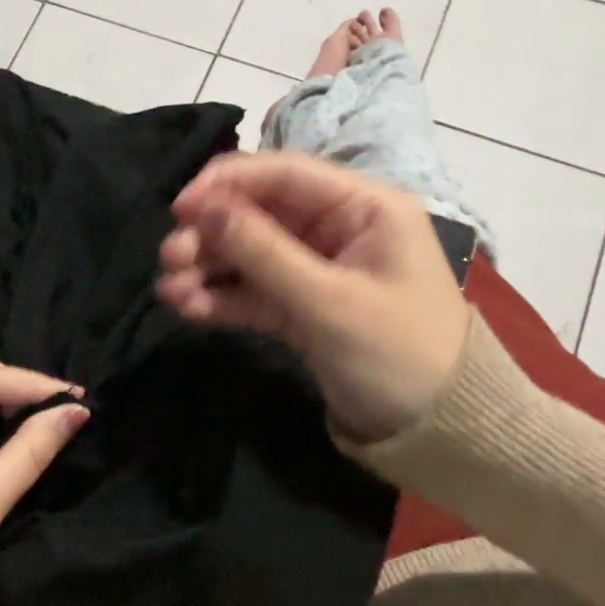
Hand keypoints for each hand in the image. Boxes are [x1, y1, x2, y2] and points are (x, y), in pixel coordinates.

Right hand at [156, 152, 467, 442]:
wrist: (434, 431)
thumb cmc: (396, 353)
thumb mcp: (329, 302)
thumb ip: (263, 253)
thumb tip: (202, 208)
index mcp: (363, 207)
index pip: (284, 174)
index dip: (226, 184)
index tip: (178, 208)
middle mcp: (337, 229)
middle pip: (258, 214)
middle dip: (210, 233)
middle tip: (170, 259)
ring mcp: (315, 269)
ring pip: (247, 254)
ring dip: (207, 267)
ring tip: (171, 291)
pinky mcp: (299, 307)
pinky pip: (251, 291)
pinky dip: (220, 298)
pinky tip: (187, 308)